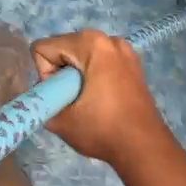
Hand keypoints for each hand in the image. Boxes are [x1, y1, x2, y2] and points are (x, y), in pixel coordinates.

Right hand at [32, 29, 172, 166]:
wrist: (145, 148)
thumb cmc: (102, 130)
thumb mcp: (60, 120)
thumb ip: (41, 102)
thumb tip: (43, 95)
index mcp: (89, 43)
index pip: (44, 49)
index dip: (45, 76)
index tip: (62, 96)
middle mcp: (107, 38)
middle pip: (63, 48)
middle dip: (60, 72)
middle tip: (73, 100)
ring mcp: (124, 48)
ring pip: (80, 54)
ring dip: (76, 74)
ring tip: (88, 100)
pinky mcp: (133, 62)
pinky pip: (99, 60)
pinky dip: (93, 74)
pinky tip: (101, 97)